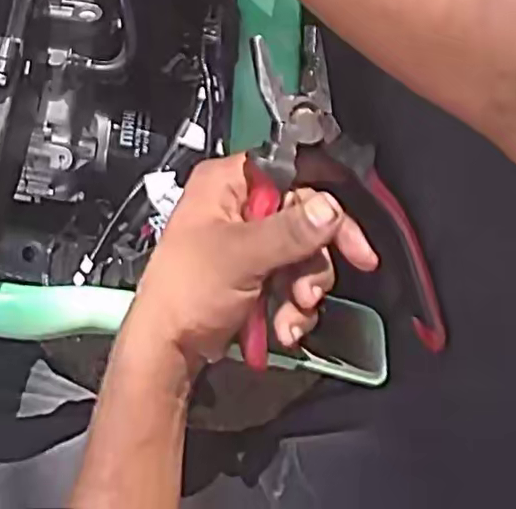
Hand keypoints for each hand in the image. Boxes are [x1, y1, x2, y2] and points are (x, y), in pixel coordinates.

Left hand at [122, 154, 378, 371]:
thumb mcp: (241, 255)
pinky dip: (293, 306)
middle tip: (311, 290)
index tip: (346, 234)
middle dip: (312, 260)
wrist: (169, 344)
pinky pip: (291, 279)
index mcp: (224, 183)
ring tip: (290, 315)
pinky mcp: (253, 271)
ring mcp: (245, 239)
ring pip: (301, 253)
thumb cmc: (187, 288)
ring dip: (303, 290)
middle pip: (302, 216)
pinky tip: (282, 327)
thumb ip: (289, 231)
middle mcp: (236, 204)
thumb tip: (329, 208)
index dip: (319, 200)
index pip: (286, 171)